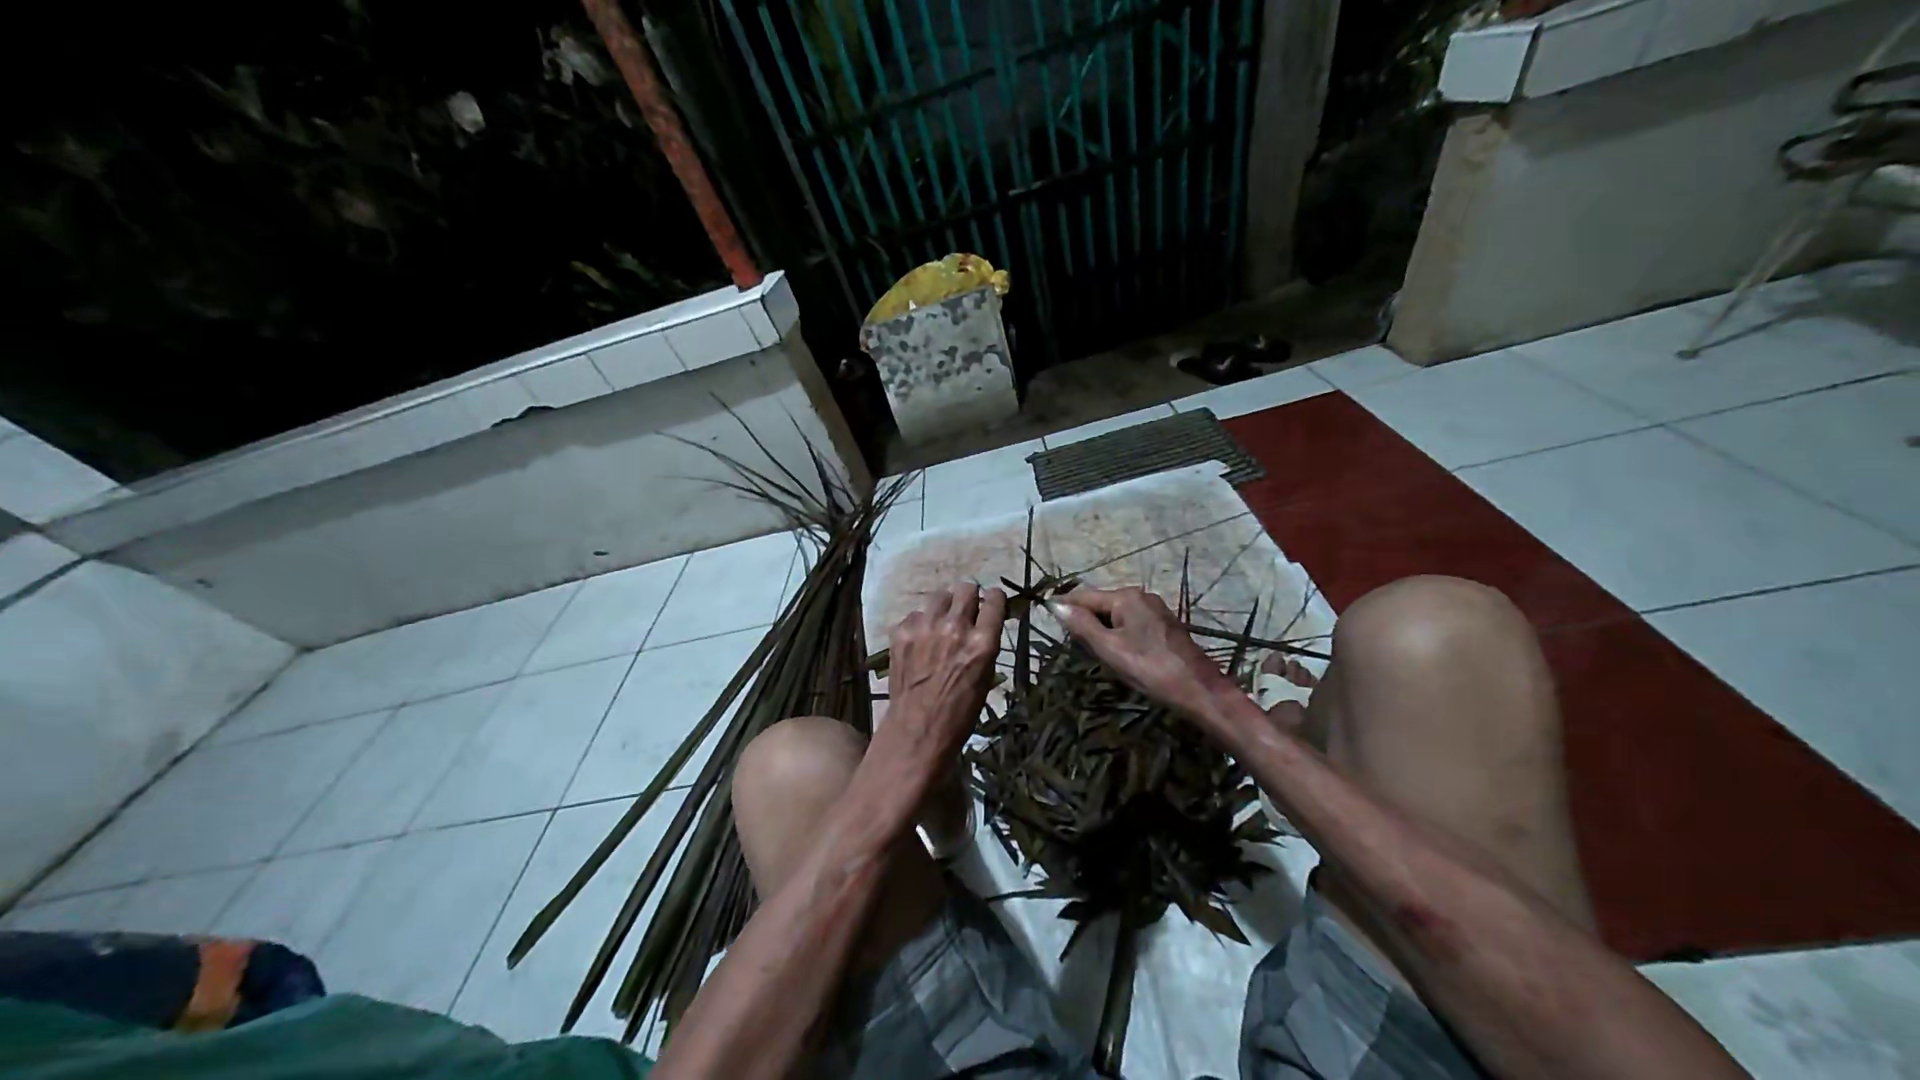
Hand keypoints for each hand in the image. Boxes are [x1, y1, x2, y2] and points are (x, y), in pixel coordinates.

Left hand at [875, 584, 1006, 783]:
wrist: (917, 730)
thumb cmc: (960, 711)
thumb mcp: (985, 677)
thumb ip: (985, 643)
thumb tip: (984, 622)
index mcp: (982, 642)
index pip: (995, 599)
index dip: (995, 599)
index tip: (993, 602)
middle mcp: (954, 628)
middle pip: (966, 588)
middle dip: (970, 597)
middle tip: (966, 611)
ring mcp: (925, 628)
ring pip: (940, 595)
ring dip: (944, 607)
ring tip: (941, 624)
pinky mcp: (902, 632)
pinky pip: (916, 614)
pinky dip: (921, 623)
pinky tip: (921, 642)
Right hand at [1051, 586, 1239, 726]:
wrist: (1197, 689)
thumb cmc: (1149, 668)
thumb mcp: (1109, 648)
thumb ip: (1082, 626)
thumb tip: (1055, 605)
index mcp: (1126, 597)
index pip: (1085, 596)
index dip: (1064, 606)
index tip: (1044, 613)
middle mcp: (1141, 596)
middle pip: (1101, 603)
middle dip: (1083, 617)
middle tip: (1064, 636)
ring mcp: (1154, 610)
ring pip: (1116, 614)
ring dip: (1099, 626)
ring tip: (1084, 645)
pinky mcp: (1163, 626)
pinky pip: (1130, 623)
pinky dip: (1116, 632)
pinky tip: (1112, 649)